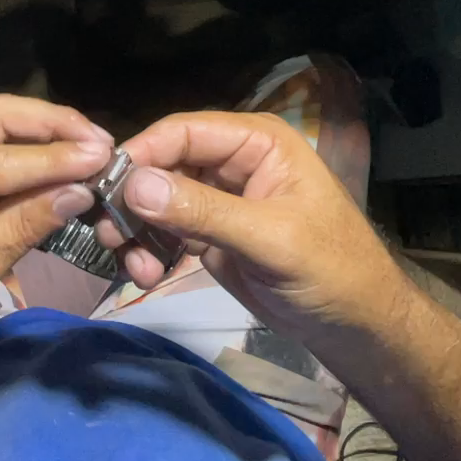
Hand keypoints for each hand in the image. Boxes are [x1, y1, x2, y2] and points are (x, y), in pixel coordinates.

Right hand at [97, 111, 409, 334]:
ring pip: (154, 199)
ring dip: (135, 231)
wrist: (356, 329)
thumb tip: (135, 186)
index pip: (184, 131)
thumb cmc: (332, 271)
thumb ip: (203, 210)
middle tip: (109, 234)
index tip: (105, 187)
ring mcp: (215, 197)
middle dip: (132, 200)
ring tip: (134, 267)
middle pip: (161, 164)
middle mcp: (230, 161)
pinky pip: (161, 230)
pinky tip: (146, 274)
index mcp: (255, 142)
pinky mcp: (205, 232)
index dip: (142, 153)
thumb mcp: (270, 239)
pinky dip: (146, 250)